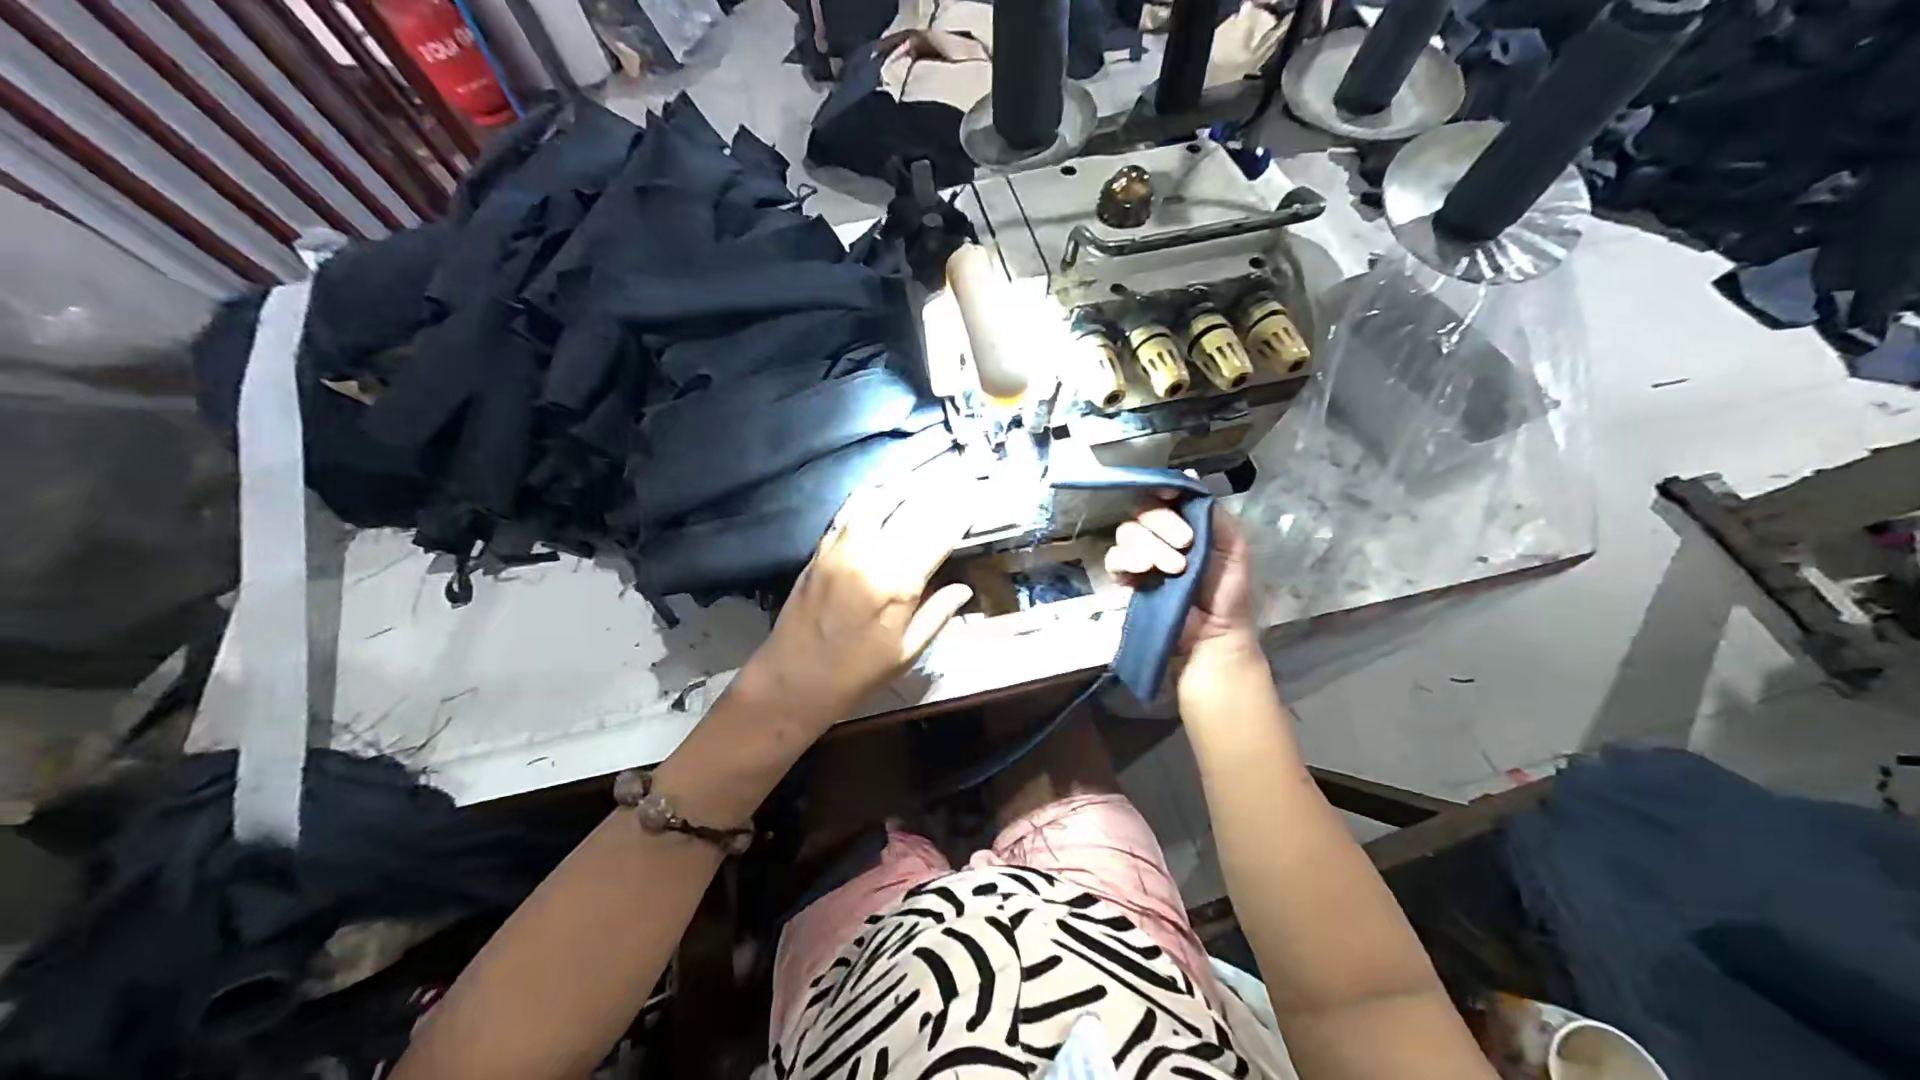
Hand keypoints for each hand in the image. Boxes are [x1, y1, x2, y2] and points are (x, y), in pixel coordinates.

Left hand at [740, 468, 976, 727]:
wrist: (791, 680)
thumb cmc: (856, 675)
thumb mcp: (906, 653)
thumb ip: (936, 615)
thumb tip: (963, 589)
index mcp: (898, 585)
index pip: (937, 536)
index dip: (959, 515)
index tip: (974, 498)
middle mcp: (871, 557)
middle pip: (910, 512)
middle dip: (938, 494)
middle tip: (957, 480)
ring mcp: (841, 549)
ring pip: (877, 503)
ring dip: (903, 487)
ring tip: (922, 476)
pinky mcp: (820, 551)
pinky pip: (847, 513)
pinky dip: (867, 497)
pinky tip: (879, 488)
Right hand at [1103, 498, 1256, 668]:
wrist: (1214, 634)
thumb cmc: (1227, 592)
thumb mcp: (1232, 545)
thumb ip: (1212, 512)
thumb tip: (1191, 477)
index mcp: (1184, 523)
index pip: (1163, 496)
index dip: (1162, 491)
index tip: (1171, 496)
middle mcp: (1158, 535)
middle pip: (1144, 511)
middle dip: (1163, 524)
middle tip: (1185, 545)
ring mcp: (1140, 556)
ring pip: (1127, 532)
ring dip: (1149, 545)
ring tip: (1173, 569)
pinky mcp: (1125, 578)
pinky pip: (1114, 558)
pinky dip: (1127, 559)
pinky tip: (1143, 570)